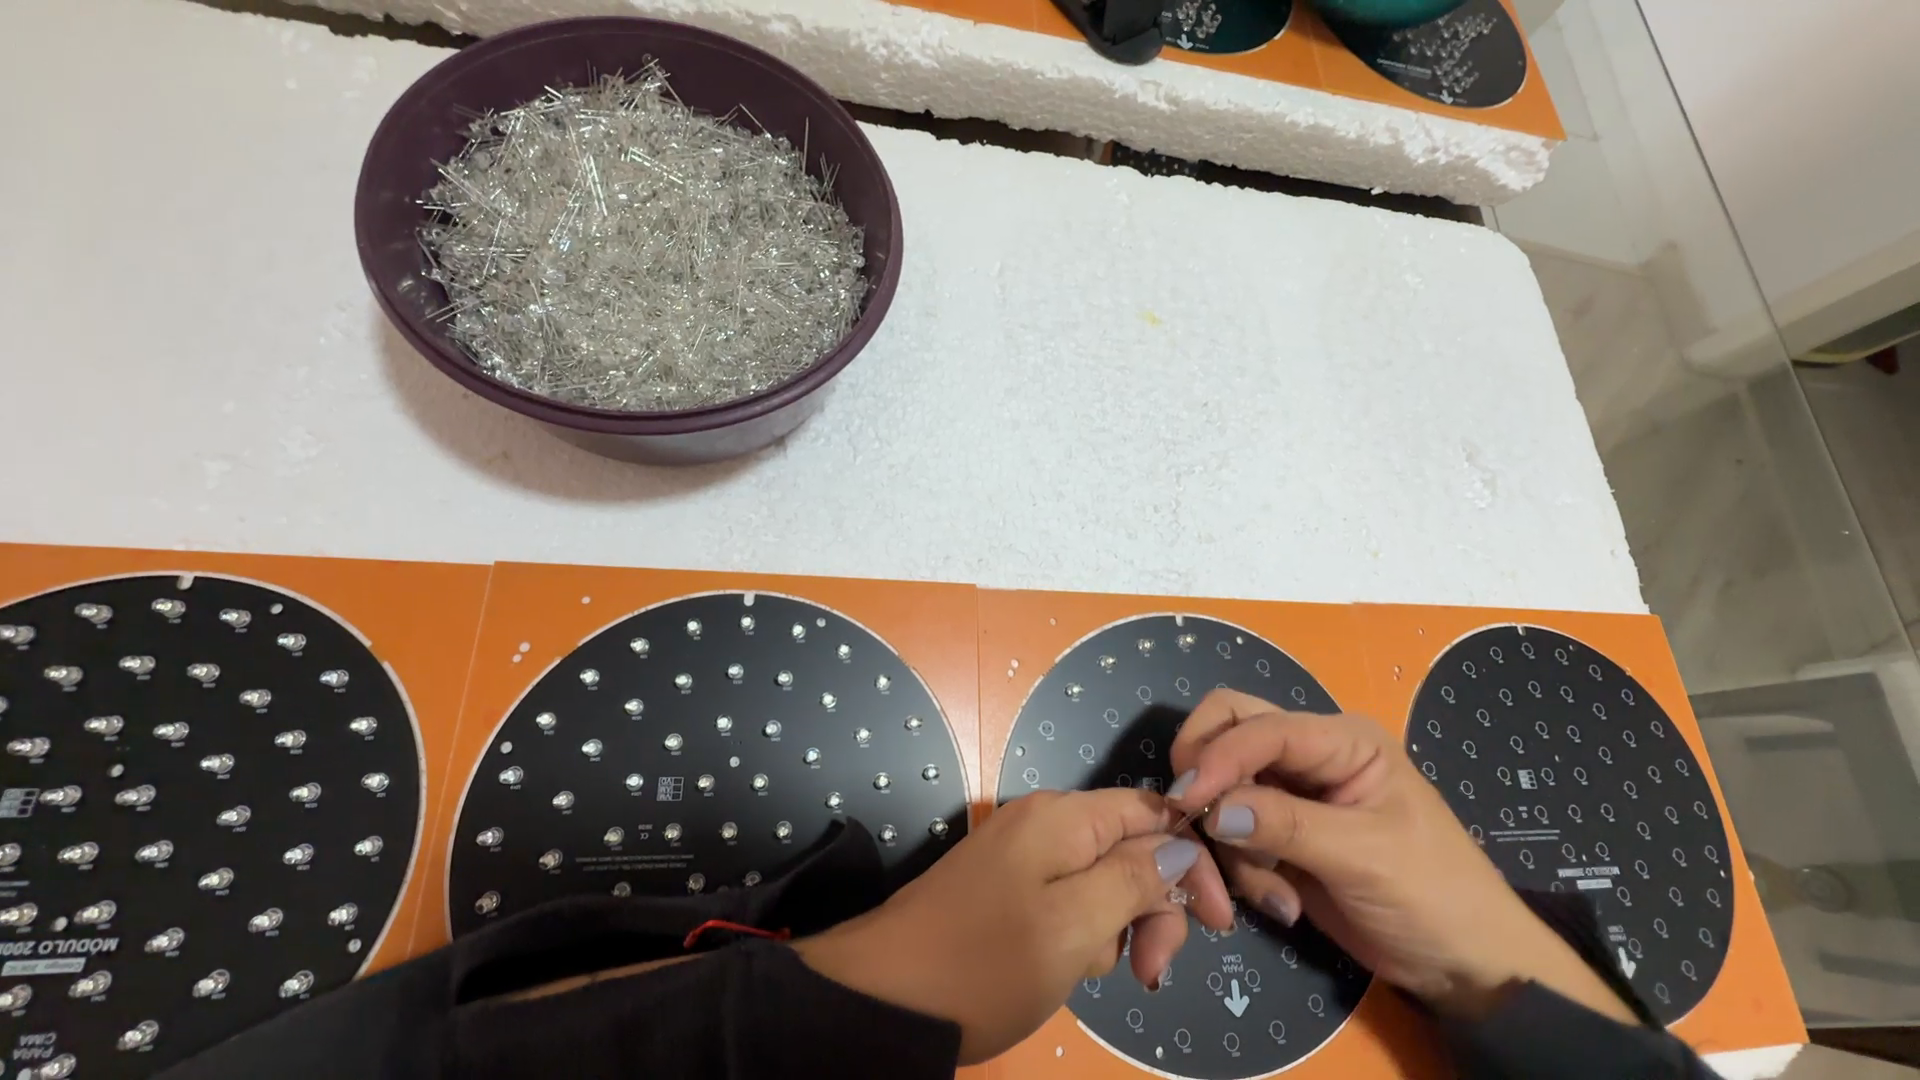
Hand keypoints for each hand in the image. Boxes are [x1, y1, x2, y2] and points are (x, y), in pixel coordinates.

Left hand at [793, 789, 1233, 1062]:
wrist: (885, 995)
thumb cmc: (987, 961)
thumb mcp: (1074, 924)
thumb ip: (1135, 878)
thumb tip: (1182, 843)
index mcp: (1064, 816)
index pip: (1154, 811)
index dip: (1193, 857)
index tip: (1220, 922)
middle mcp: (1046, 822)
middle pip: (1131, 846)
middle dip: (1154, 904)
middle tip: (1151, 970)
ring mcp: (1024, 855)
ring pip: (1103, 879)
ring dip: (1119, 927)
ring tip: (1095, 972)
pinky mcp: (1009, 888)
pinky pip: (1069, 899)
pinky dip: (1084, 933)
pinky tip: (1069, 968)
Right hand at [1167, 689, 1636, 1023]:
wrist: (1466, 970)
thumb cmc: (1435, 897)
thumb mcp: (1366, 857)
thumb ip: (1287, 825)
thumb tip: (1212, 810)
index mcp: (1342, 740)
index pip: (1261, 726)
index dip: (1220, 755)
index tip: (1188, 800)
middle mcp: (1308, 755)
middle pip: (1228, 729)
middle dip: (1206, 770)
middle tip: (1191, 815)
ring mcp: (1289, 794)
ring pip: (1221, 786)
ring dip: (1229, 841)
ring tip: (1274, 894)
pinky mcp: (1276, 835)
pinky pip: (1230, 833)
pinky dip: (1240, 867)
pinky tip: (1283, 904)